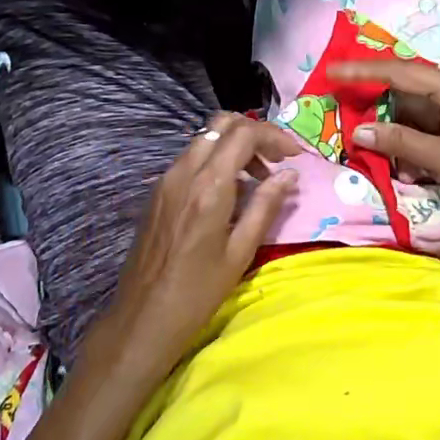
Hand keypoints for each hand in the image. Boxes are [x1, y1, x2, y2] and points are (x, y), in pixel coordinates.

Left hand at [89, 113, 302, 377]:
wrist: (144, 314)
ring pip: (204, 140)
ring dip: (234, 148)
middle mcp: (183, 171)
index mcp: (208, 185)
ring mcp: (165, 179)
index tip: (295, 157)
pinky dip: (215, 162)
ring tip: (258, 182)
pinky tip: (229, 193)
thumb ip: (266, 206)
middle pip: (221, 125)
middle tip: (277, 162)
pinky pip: (190, 159)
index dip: (274, 136)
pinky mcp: (157, 191)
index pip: (244, 133)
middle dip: (254, 134)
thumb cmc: (199, 291)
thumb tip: (289, 175)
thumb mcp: (241, 251)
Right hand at [330, 60, 439, 235]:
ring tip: (376, 146)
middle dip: (376, 101)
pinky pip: (435, 123)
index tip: (330, 71)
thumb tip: (358, 132)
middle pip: (408, 87)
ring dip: (398, 128)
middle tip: (345, 110)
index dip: (361, 72)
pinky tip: (408, 163)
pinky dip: (417, 139)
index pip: (399, 72)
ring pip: (420, 108)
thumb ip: (401, 143)